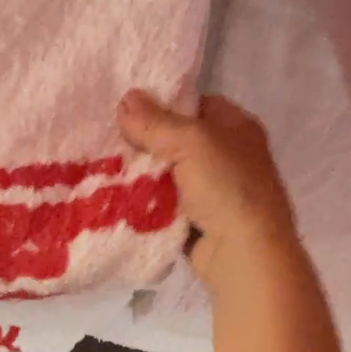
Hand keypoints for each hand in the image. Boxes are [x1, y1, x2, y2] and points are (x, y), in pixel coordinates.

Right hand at [117, 90, 299, 298]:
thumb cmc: (226, 187)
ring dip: (143, 180)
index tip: (127, 115)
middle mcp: (226, 156)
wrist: (244, 252)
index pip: (193, 106)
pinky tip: (121, 205)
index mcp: (235, 126)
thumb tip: (124, 98)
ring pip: (168, 178)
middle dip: (145, 146)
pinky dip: (147, 208)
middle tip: (109, 147)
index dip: (161, 108)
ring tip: (107, 176)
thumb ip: (156, 122)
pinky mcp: (198, 223)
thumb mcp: (190, 143)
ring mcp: (213, 192)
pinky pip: (166, 209)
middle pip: (176, 143)